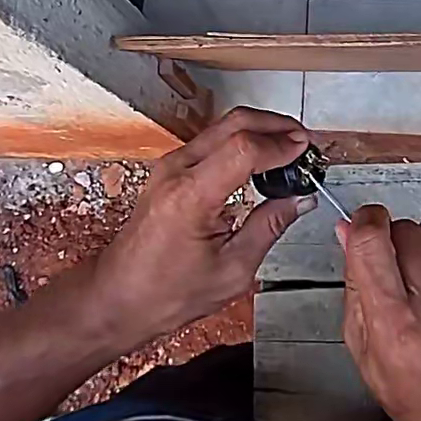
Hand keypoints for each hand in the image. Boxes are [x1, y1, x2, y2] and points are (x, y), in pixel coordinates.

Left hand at [89, 107, 310, 345]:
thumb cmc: (166, 294)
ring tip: (290, 147)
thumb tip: (300, 199)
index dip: (280, 145)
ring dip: (261, 128)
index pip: (244, 149)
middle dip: (276, 125)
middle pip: (236, 122)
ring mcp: (172, 164)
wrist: (115, 297)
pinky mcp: (172, 167)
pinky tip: (263, 155)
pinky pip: (214, 138)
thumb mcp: (231, 271)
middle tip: (305, 141)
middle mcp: (178, 169)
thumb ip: (269, 227)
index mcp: (190, 196)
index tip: (306, 150)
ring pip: (225, 124)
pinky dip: (244, 138)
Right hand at [338, 207, 420, 420]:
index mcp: (397, 330)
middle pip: (406, 231)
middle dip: (396, 240)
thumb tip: (348, 229)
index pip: (372, 244)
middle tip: (400, 267)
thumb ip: (354, 282)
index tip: (366, 221)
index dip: (365, 221)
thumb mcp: (364, 348)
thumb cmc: (418, 392)